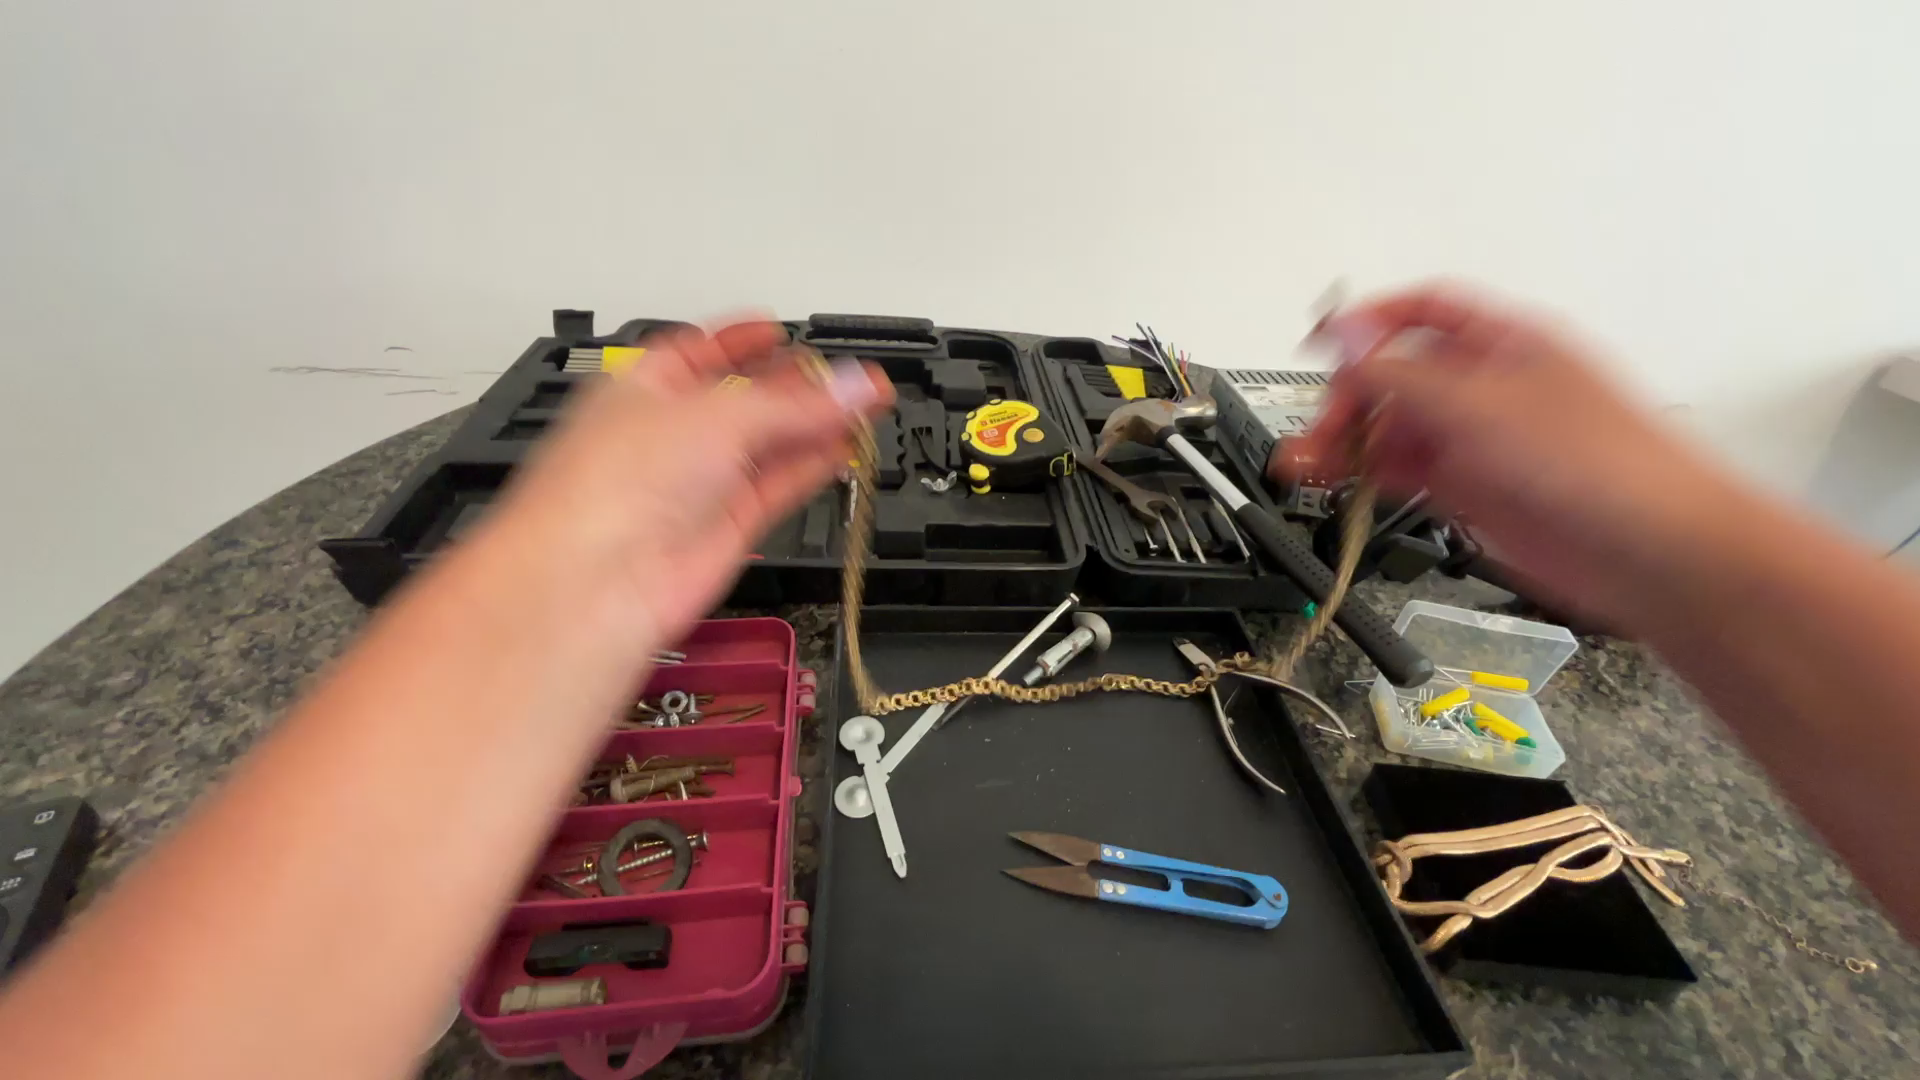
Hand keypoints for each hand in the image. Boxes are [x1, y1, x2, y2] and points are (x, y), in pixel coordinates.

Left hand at [473, 319, 892, 651]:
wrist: (600, 580)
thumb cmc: (608, 489)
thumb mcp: (714, 417)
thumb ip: (796, 404)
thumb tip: (853, 386)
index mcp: (647, 386)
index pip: (703, 352)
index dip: (745, 339)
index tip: (782, 331)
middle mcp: (675, 433)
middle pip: (750, 398)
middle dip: (798, 384)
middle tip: (847, 376)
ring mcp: (704, 479)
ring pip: (772, 443)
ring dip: (818, 424)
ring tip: (865, 405)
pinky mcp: (731, 521)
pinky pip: (782, 484)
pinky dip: (815, 464)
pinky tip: (844, 446)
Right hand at [1276, 285, 1743, 627]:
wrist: (1649, 553)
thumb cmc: (1598, 465)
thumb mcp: (1482, 407)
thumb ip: (1401, 374)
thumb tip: (1345, 334)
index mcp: (1500, 344)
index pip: (1420, 312)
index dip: (1367, 323)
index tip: (1318, 345)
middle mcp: (1480, 386)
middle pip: (1391, 376)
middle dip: (1346, 399)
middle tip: (1319, 428)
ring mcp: (1470, 438)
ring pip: (1388, 427)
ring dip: (1342, 441)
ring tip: (1302, 463)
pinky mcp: (1461, 484)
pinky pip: (1396, 469)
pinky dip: (1360, 474)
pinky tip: (1333, 479)